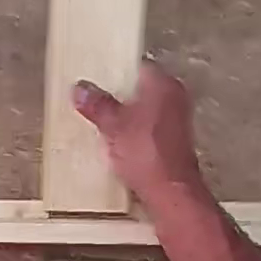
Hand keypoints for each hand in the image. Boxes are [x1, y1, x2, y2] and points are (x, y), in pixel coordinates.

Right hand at [72, 60, 209, 211]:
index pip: (139, 67)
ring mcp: (178, 124)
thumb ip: (97, 105)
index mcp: (164, 85)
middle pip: (142, 91)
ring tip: (105, 126)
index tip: (98, 79)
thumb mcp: (112, 125)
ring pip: (146, 114)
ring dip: (128, 120)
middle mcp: (176, 100)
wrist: (170, 192)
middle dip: (120, 98)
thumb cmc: (148, 154)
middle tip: (96, 103)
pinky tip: (121, 147)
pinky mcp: (175, 146)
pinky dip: (136, 138)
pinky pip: (150, 135)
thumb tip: (81, 91)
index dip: (117, 73)